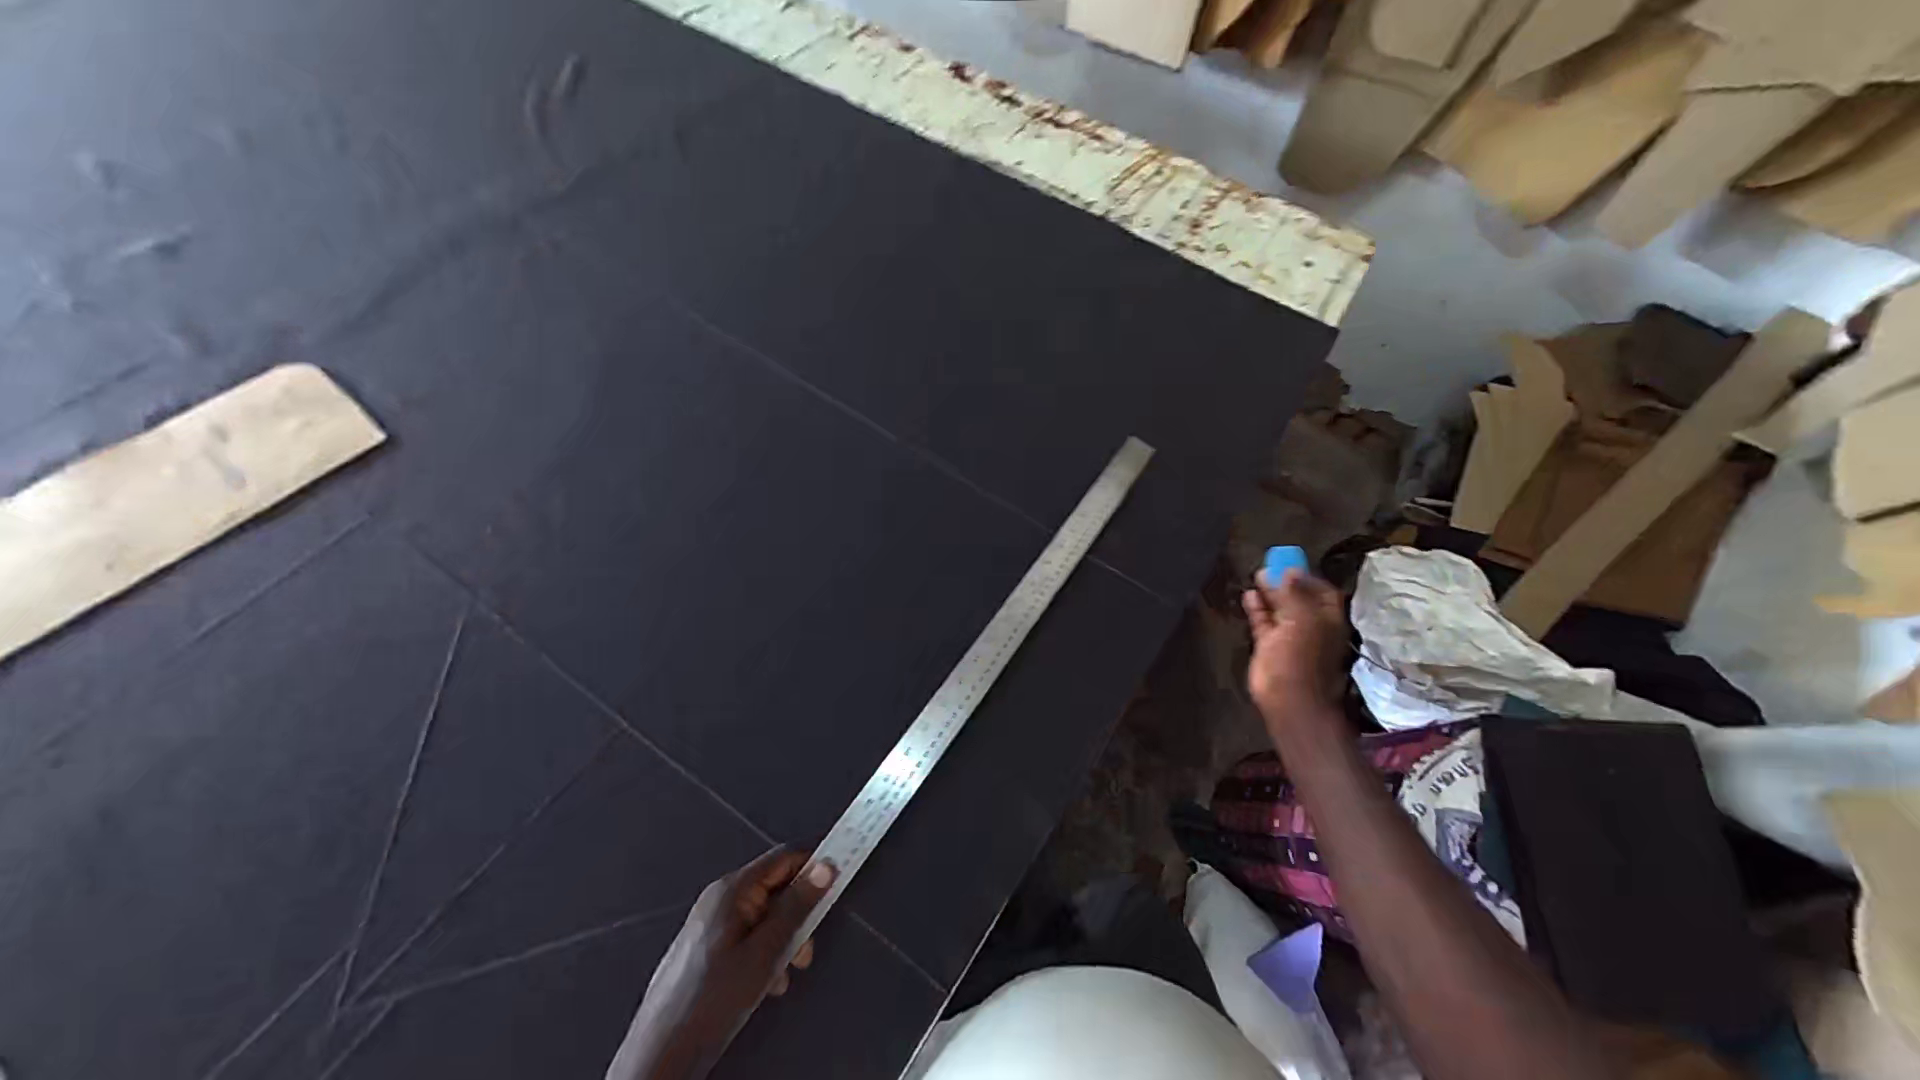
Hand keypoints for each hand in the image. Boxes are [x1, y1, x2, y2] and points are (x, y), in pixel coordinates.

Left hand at [607, 847, 835, 1079]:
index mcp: (732, 889)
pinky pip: (747, 936)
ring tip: (783, 975)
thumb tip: (825, 866)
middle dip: (798, 916)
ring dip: (783, 940)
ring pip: (763, 916)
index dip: (814, 865)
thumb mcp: (766, 953)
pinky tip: (765, 984)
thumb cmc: (712, 1000)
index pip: (784, 857)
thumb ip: (797, 907)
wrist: (658, 1054)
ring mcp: (710, 922)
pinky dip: (763, 953)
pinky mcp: (706, 947)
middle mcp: (720, 897)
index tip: (839, 879)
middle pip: (775, 888)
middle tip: (806, 951)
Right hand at [1242, 567, 1348, 730]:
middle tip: (1270, 565)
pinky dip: (1256, 609)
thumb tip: (1287, 570)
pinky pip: (1263, 622)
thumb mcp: (1302, 620)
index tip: (1290, 563)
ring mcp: (1290, 637)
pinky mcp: (1269, 646)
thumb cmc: (1301, 657)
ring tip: (1256, 575)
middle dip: (1285, 582)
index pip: (1322, 592)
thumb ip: (1293, 594)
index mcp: (1328, 620)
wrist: (1287, 697)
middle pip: (1299, 598)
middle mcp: (1311, 626)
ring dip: (1269, 593)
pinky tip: (1248, 595)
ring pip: (1279, 609)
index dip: (1307, 577)